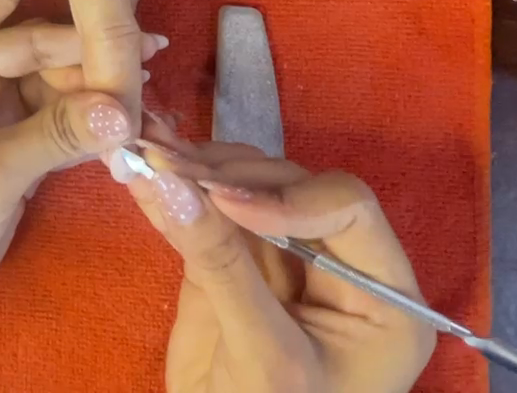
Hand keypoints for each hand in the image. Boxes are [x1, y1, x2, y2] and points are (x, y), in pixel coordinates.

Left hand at [0, 21, 166, 331]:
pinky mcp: (11, 149)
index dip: (82, 43)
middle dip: (93, 72)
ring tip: (152, 106)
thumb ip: (55, 135)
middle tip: (155, 78)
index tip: (144, 46)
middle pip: (44, 63)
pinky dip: (86, 130)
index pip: (27, 41)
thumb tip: (123, 109)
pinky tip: (126, 133)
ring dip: (96, 102)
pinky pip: (56, 126)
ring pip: (55, 94)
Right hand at [124, 142, 435, 392]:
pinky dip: (169, 188)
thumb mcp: (262, 357)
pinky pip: (201, 208)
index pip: (347, 209)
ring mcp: (278, 257)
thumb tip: (168, 181)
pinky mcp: (229, 256)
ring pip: (241, 185)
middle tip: (165, 166)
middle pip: (287, 184)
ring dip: (193, 169)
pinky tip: (137, 173)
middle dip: (226, 174)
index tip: (223, 201)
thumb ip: (222, 267)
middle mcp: (335, 265)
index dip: (286, 194)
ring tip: (147, 160)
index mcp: (379, 296)